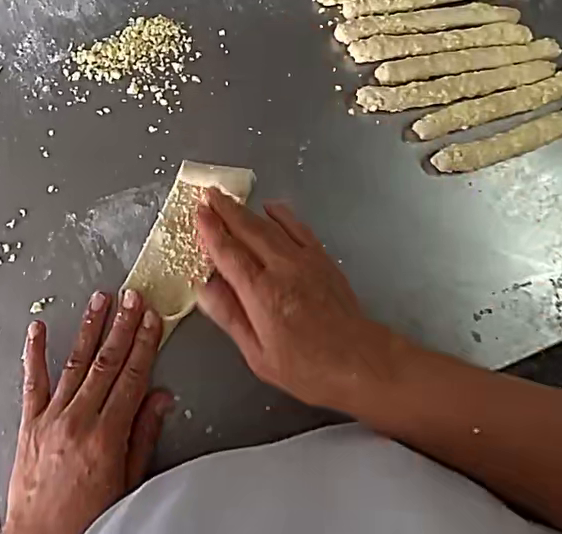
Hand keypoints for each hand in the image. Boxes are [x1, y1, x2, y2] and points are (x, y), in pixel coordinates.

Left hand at [3, 289, 172, 533]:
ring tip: (99, 299)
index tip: (152, 319)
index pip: (131, 377)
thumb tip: (161, 398)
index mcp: (106, 437)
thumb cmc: (89, 521)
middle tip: (131, 297)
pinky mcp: (29, 421)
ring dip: (89, 327)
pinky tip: (39, 327)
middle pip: (106, 362)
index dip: (144, 344)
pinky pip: (32, 380)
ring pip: (74, 361)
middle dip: (122, 325)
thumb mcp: (128, 486)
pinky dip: (34, 351)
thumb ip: (144, 437)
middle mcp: (78, 419)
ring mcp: (51, 416)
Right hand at [195, 188, 411, 412]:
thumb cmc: (306, 368)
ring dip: (245, 209)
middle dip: (225, 210)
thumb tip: (203, 287)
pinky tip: (270, 206)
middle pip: (247, 230)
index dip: (211, 230)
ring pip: (268, 225)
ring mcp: (303, 259)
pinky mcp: (322, 258)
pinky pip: (297, 227)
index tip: (198, 213)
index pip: (228, 253)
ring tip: (228, 198)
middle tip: (208, 194)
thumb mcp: (258, 355)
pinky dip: (281, 213)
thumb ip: (230, 316)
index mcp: (261, 293)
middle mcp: (280, 269)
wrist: (363, 364)